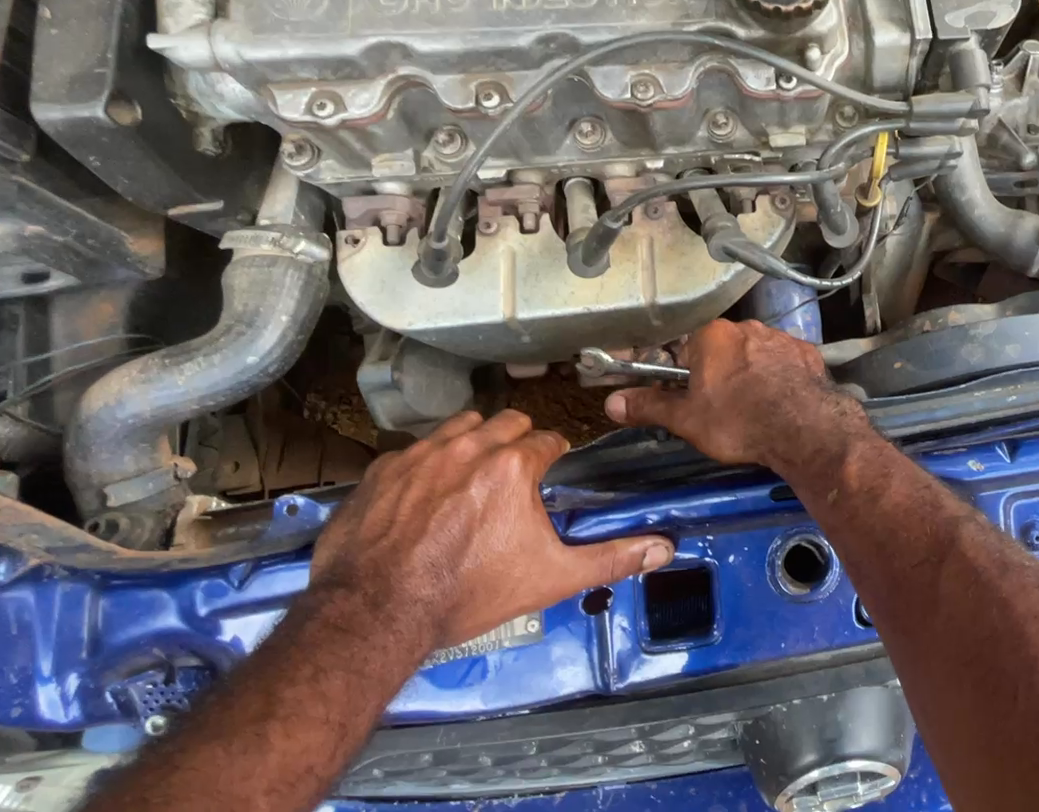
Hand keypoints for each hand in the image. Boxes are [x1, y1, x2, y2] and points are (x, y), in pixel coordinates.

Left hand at [307, 410, 673, 652]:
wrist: (373, 617)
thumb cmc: (469, 594)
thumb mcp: (551, 578)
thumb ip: (611, 557)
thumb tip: (666, 547)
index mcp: (513, 465)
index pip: (547, 440)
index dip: (552, 457)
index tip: (547, 477)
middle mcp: (469, 446)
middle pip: (507, 421)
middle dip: (517, 441)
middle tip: (513, 477)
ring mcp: (420, 454)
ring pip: (461, 425)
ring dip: (474, 441)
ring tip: (471, 476)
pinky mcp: (381, 469)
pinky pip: (414, 448)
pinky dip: (426, 463)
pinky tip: (424, 495)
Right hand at [604, 319, 873, 474]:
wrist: (804, 427)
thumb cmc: (737, 420)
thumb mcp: (686, 419)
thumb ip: (649, 407)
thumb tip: (611, 403)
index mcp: (712, 335)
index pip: (685, 349)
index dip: (683, 376)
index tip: (690, 399)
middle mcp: (747, 326)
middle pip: (723, 350)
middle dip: (719, 374)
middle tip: (720, 408)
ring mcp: (782, 337)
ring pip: (756, 354)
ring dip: (751, 374)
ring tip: (754, 407)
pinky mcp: (809, 353)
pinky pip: (786, 363)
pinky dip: (781, 378)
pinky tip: (782, 401)